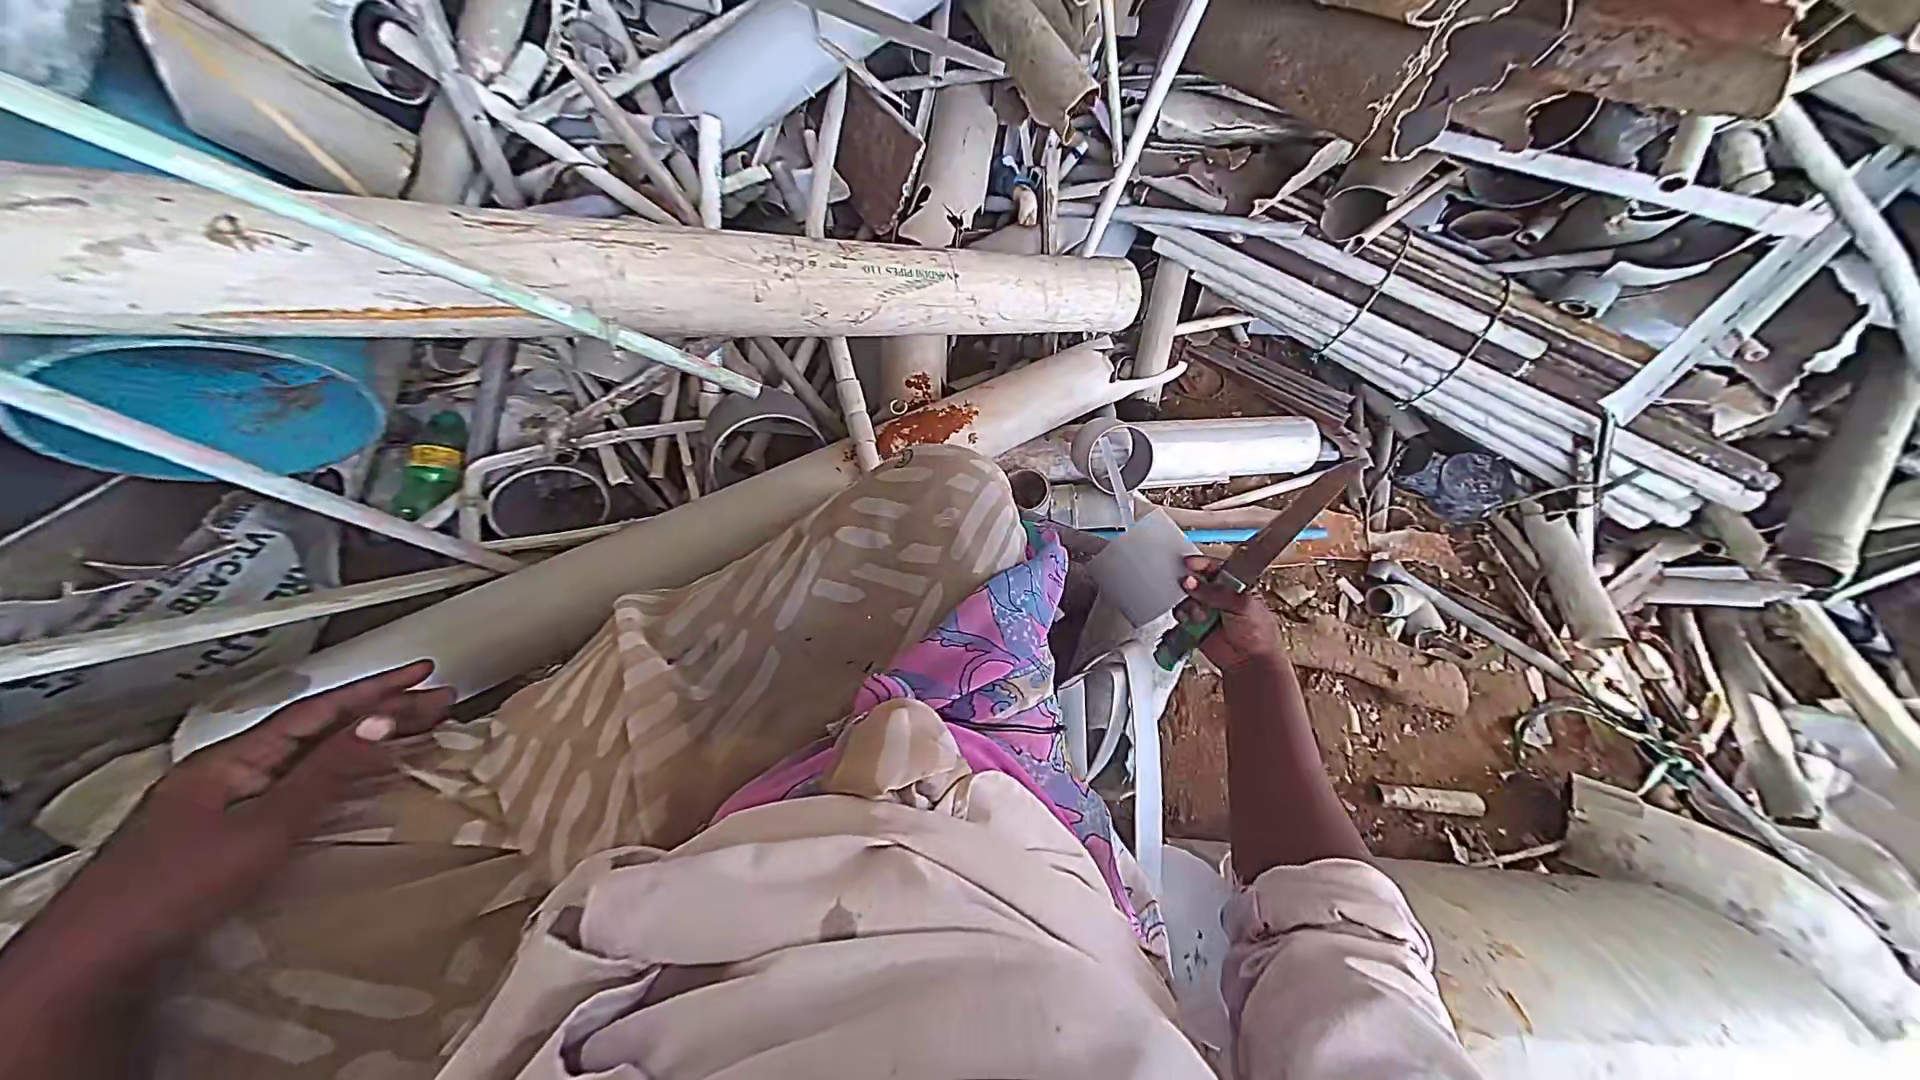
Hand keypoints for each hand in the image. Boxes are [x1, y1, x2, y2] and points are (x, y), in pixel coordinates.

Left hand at [27, 662, 452, 972]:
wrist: (94, 966)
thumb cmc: (180, 887)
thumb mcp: (266, 825)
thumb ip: (327, 770)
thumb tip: (382, 716)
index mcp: (233, 759)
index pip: (319, 711)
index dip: (376, 688)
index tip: (425, 670)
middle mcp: (230, 770)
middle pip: (319, 729)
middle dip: (382, 710)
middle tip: (441, 699)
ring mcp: (228, 800)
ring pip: (313, 754)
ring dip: (368, 737)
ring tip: (418, 724)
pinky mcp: (233, 828)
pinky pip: (304, 780)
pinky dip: (345, 766)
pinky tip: (367, 768)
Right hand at [1179, 555, 1286, 672]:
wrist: (1251, 663)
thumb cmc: (1258, 634)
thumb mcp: (1241, 604)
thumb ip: (1214, 592)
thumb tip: (1191, 582)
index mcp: (1235, 586)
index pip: (1215, 568)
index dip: (1201, 564)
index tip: (1188, 563)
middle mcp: (1219, 597)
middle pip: (1197, 581)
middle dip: (1190, 584)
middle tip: (1187, 586)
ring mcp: (1207, 611)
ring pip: (1187, 598)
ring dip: (1190, 604)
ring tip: (1200, 613)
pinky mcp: (1196, 626)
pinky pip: (1182, 616)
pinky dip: (1184, 617)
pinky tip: (1194, 621)